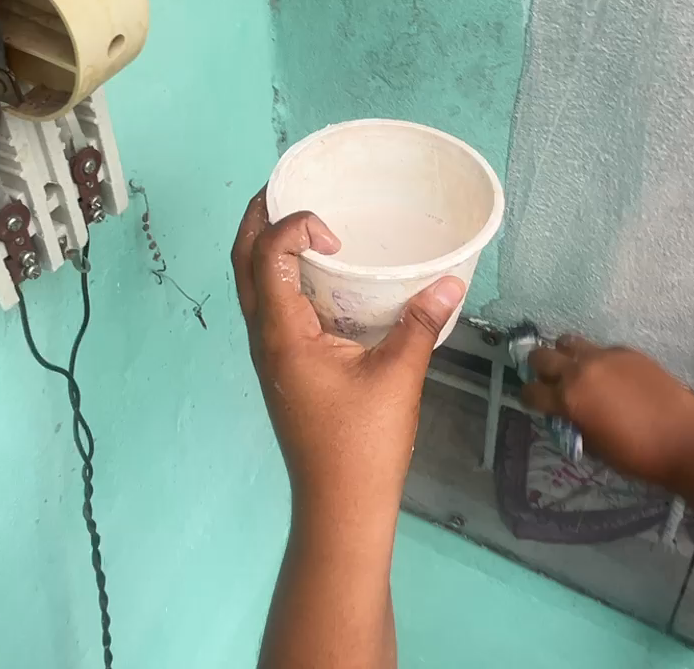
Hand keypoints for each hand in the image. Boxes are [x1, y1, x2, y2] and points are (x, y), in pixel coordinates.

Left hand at [232, 190, 466, 516]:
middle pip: (242, 262)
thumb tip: (451, 283)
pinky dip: (277, 273)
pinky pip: (267, 303)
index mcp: (282, 333)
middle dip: (256, 218)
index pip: (267, 255)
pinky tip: (314, 274)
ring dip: (261, 244)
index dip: (293, 227)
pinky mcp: (280, 364)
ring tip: (294, 218)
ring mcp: (267, 352)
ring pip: (249, 283)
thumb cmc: (362, 444)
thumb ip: (421, 325)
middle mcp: (263, 336)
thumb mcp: (397, 377)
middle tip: (286, 187)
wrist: (338, 506)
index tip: (334, 234)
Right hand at [519, 336, 693, 487]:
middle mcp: (580, 370)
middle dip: (539, 368)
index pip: (531, 391)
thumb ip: (574, 425)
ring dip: (565, 355)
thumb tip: (567, 415)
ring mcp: (604, 356)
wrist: (688, 440)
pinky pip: (600, 349)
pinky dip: (597, 360)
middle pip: (540, 355)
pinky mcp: (627, 351)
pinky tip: (613, 378)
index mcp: (569, 398)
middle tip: (550, 382)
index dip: (528, 398)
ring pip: (568, 342)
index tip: (533, 403)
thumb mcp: (596, 448)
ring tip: (578, 371)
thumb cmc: (639, 456)